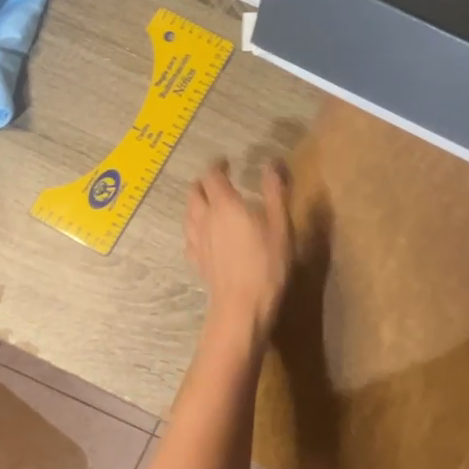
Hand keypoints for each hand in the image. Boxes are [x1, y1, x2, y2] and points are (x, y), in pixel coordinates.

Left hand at [184, 159, 292, 342]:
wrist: (242, 306)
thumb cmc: (266, 264)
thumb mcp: (280, 225)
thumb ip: (275, 192)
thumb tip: (272, 162)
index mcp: (225, 204)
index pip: (213, 175)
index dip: (218, 166)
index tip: (226, 163)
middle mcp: (204, 218)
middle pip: (194, 192)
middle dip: (203, 183)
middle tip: (217, 182)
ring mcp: (197, 241)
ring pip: (188, 214)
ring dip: (196, 204)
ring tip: (208, 206)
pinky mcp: (196, 262)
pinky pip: (190, 238)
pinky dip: (195, 230)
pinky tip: (205, 237)